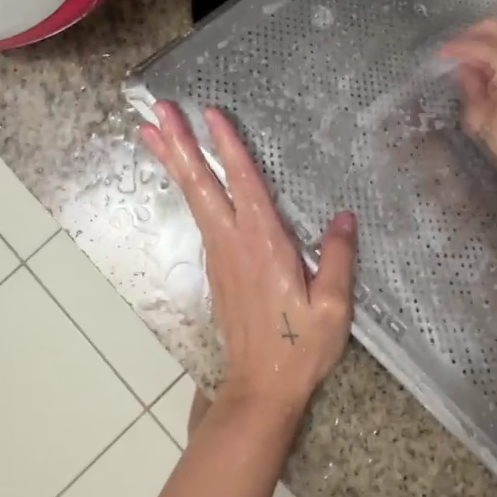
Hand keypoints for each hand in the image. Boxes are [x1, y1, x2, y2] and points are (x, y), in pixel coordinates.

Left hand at [139, 101, 356, 414]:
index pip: (244, 184)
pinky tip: (184, 175)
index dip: (229, 146)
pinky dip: (185, 186)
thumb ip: (338, 258)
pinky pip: (198, 214)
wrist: (260, 387)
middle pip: (201, 184)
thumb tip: (344, 216)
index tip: (212, 114)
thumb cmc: (300, 347)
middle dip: (180, 144)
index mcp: (264, 244)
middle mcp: (234, 242)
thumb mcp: (333, 306)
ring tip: (153, 130)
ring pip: (192, 197)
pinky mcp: (217, 266)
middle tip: (157, 109)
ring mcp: (220, 253)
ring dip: (174, 160)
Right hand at [439, 17, 496, 195]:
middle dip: (476, 35)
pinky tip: (495, 66)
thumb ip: (471, 85)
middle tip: (457, 52)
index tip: (440, 54)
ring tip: (475, 62)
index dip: (456, 48)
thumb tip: (466, 68)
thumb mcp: (483, 117)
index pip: (478, 44)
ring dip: (494, 40)